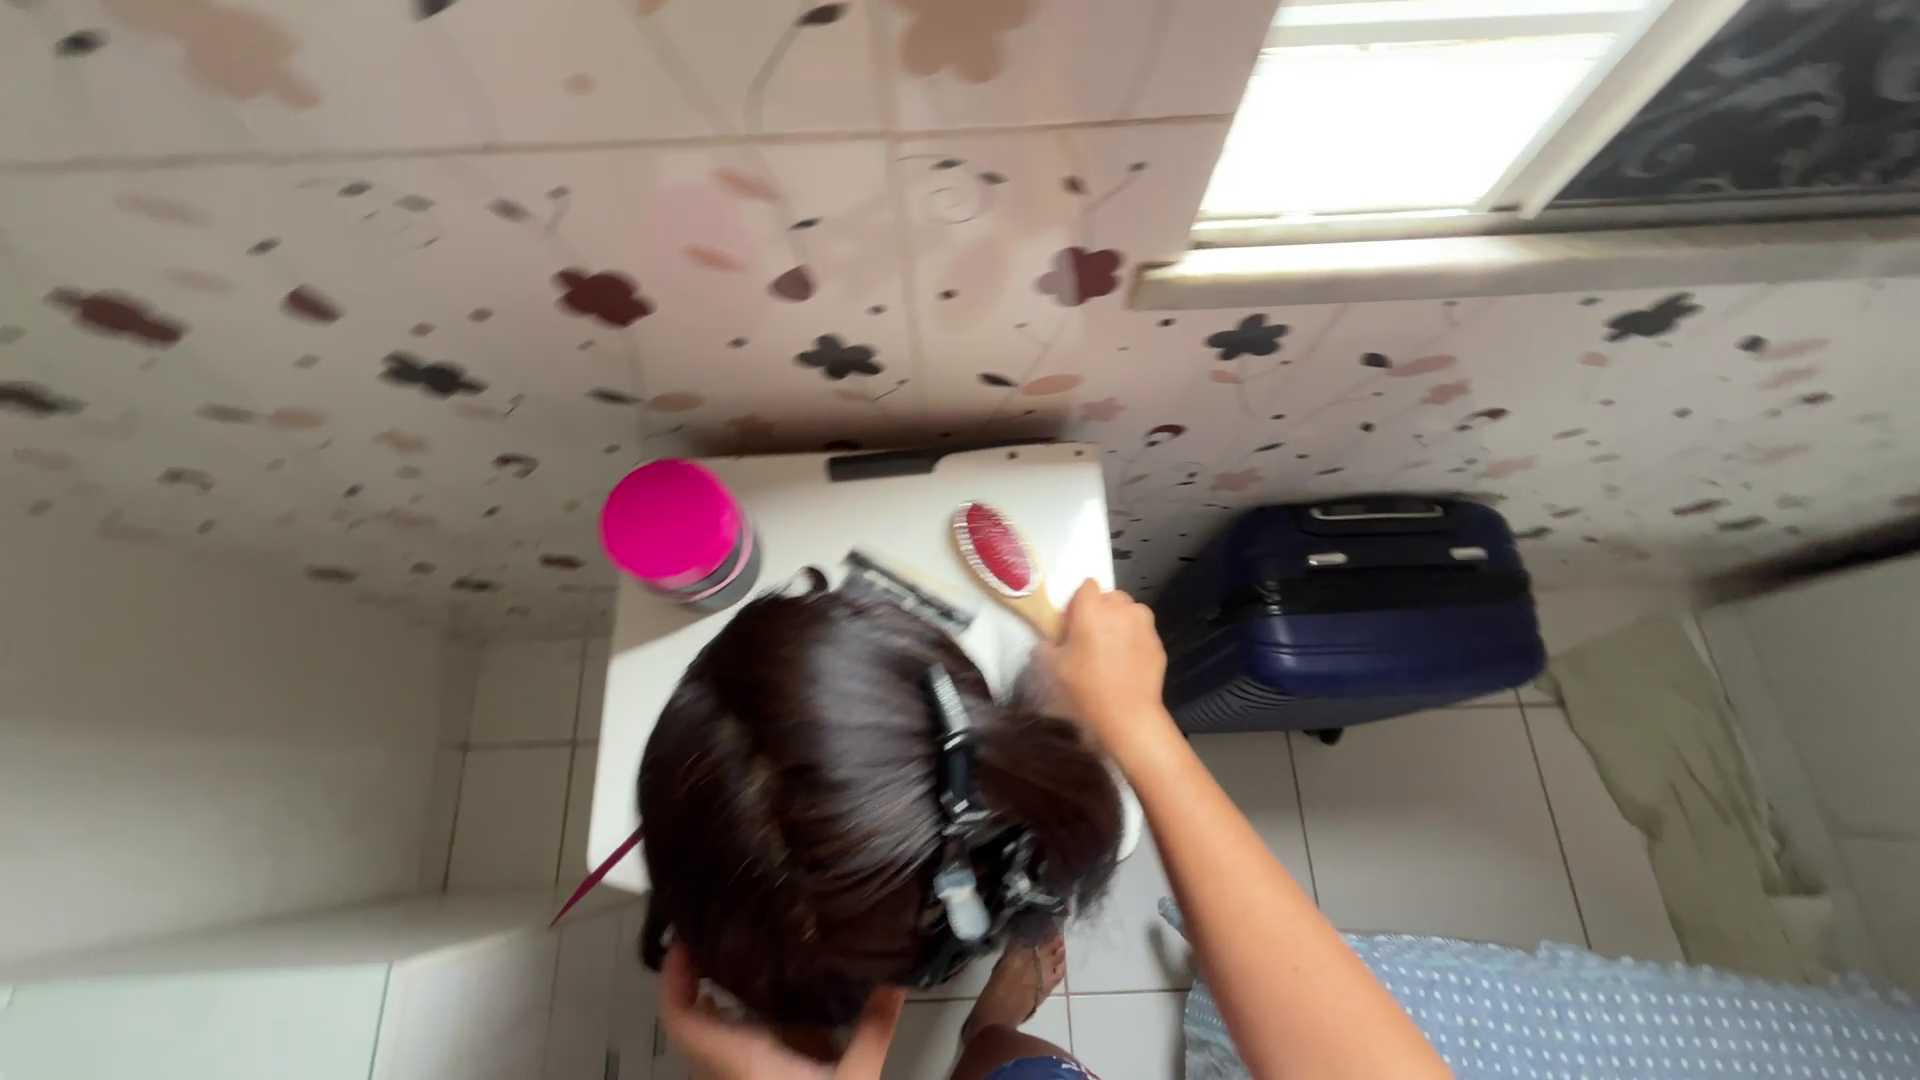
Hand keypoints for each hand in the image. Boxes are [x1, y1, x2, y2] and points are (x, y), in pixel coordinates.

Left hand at [658, 945, 905, 1079]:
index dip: (673, 979)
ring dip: (712, 1006)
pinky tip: (761, 1013)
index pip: (682, 1019)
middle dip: (696, 980)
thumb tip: (896, 979)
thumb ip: (873, 1028)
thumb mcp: (856, 1078)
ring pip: (704, 1043)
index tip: (683, 942)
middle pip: (690, 1024)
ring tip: (736, 963)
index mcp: (740, 1061)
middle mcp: (724, 1074)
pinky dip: (731, 1028)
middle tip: (717, 938)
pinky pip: (722, 1058)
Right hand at [1038, 580, 1173, 757]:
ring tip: (1112, 649)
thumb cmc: (1085, 686)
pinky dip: (1134, 640)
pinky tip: (1127, 663)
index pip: (1087, 585)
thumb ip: (1046, 646)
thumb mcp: (1052, 667)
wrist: (1128, 714)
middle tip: (1091, 636)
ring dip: (1120, 622)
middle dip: (1101, 610)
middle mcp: (1121, 608)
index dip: (1079, 602)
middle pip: (1110, 596)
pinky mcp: (1158, 642)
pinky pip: (1142, 632)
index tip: (1073, 622)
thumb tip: (1051, 641)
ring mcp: (1144, 624)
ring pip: (1130, 612)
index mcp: (1092, 607)